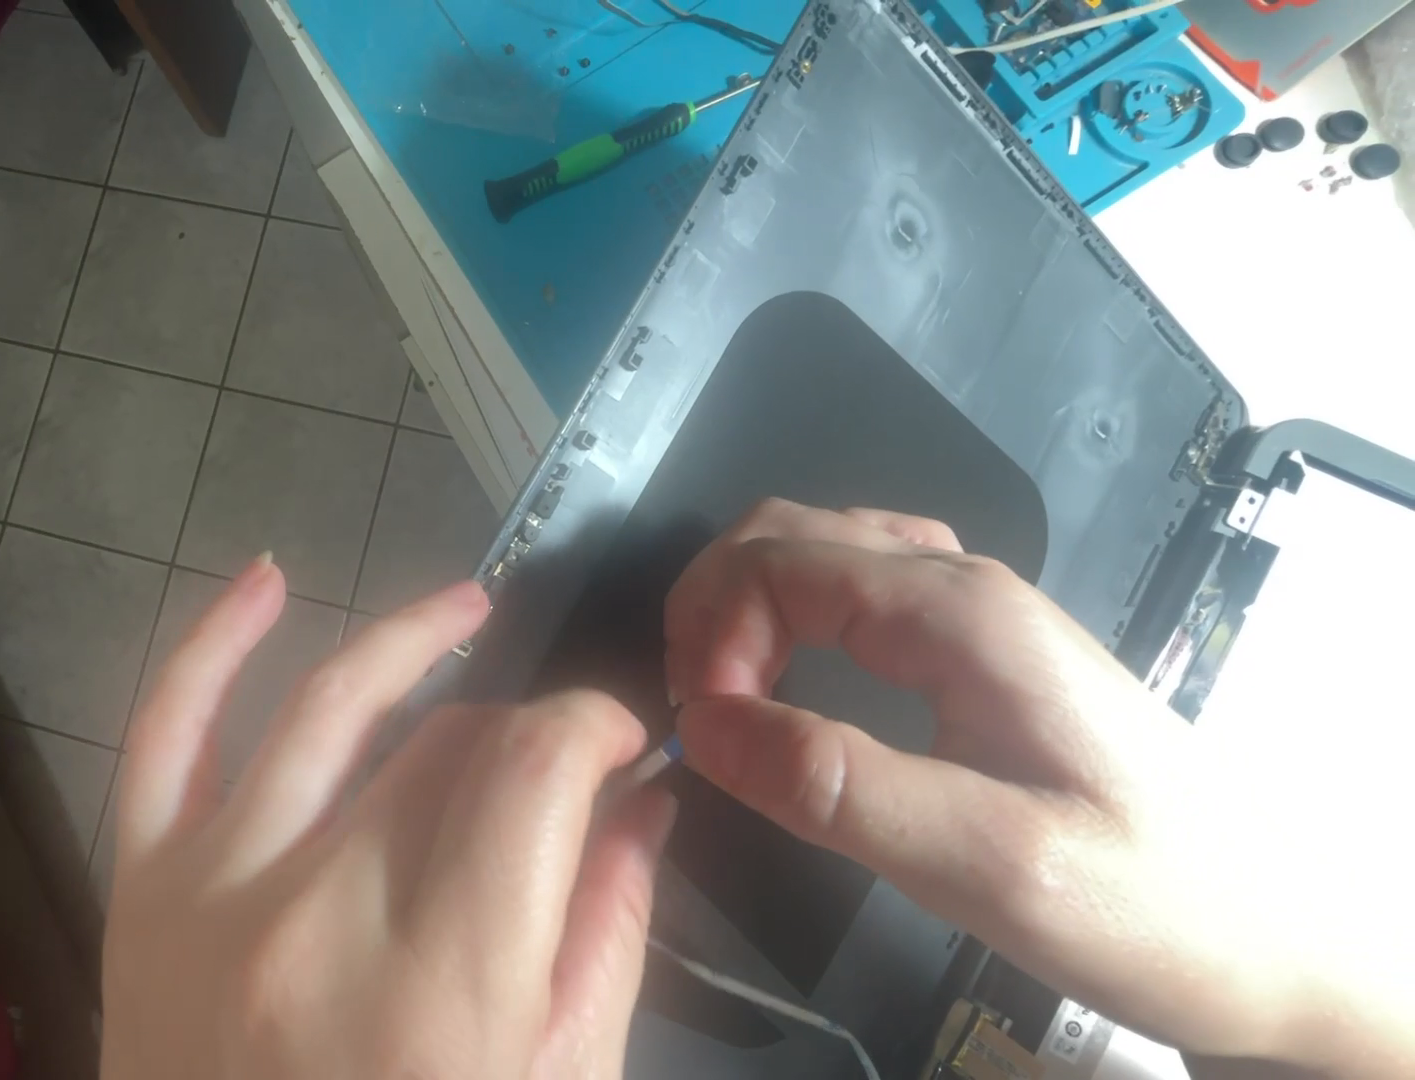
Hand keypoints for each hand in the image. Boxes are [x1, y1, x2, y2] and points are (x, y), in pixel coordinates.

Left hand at [100, 557, 676, 1079]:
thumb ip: (609, 929)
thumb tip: (641, 796)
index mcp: (443, 987)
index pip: (535, 767)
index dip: (593, 726)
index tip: (617, 741)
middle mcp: (320, 918)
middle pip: (448, 742)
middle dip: (522, 731)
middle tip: (547, 759)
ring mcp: (211, 892)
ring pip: (334, 705)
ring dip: (411, 638)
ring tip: (465, 608)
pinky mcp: (142, 890)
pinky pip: (168, 733)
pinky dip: (214, 642)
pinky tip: (266, 579)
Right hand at [663, 500, 1410, 1079]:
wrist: (1281, 936)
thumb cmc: (1153, 905)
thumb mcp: (995, 865)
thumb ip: (840, 788)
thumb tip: (703, 727)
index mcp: (956, 611)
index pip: (777, 567)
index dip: (711, 637)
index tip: (703, 731)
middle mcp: (952, 577)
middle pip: (777, 533)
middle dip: (706, 607)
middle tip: (696, 706)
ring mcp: (958, 597)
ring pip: (801, 542)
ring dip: (734, 602)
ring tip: (721, 689)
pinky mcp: (959, 630)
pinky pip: (836, 574)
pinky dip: (776, 608)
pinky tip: (781, 666)